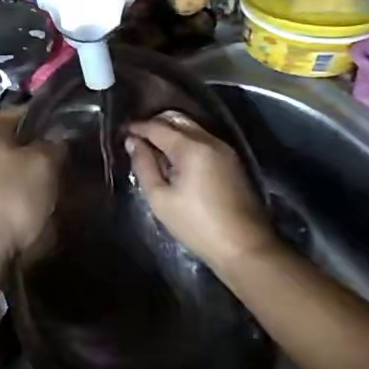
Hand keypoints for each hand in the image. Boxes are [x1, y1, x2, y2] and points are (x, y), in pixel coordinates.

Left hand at [0, 110, 60, 262]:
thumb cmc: (8, 196)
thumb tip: (56, 144)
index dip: (48, 124)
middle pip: (15, 152)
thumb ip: (55, 147)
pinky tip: (36, 229)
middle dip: (40, 164)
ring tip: (57, 208)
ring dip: (31, 194)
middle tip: (67, 177)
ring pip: (10, 182)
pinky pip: (2, 209)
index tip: (70, 140)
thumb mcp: (45, 163)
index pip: (21, 115)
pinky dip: (19, 216)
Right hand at [126, 111, 278, 269]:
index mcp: (191, 147)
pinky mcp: (232, 161)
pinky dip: (186, 142)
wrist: (245, 248)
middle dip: (155, 125)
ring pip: (192, 128)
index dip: (138, 127)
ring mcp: (224, 150)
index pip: (157, 127)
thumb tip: (133, 143)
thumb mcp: (161, 199)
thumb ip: (144, 166)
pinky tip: (177, 162)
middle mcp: (209, 140)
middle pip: (177, 120)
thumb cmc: (197, 225)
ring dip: (172, 133)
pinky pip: (203, 140)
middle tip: (138, 139)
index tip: (122, 132)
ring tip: (155, 152)